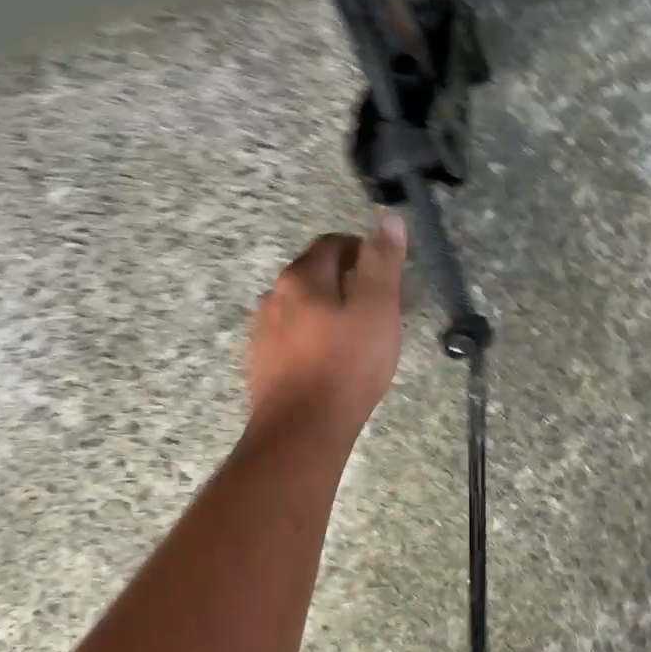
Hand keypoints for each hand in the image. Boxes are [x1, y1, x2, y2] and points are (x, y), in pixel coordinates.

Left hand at [246, 213, 407, 442]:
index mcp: (302, 278)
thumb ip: (382, 261)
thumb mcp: (378, 307)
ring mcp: (263, 331)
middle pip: (316, 272)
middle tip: (380, 306)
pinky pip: (293, 334)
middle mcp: (274, 297)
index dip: (364, 251)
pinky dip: (314, 335)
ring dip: (330, 308)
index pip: (333, 243)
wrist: (302, 432)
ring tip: (359, 334)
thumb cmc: (348, 364)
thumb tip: (388, 219)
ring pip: (303, 304)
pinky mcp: (262, 362)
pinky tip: (334, 359)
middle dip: (348, 279)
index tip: (388, 276)